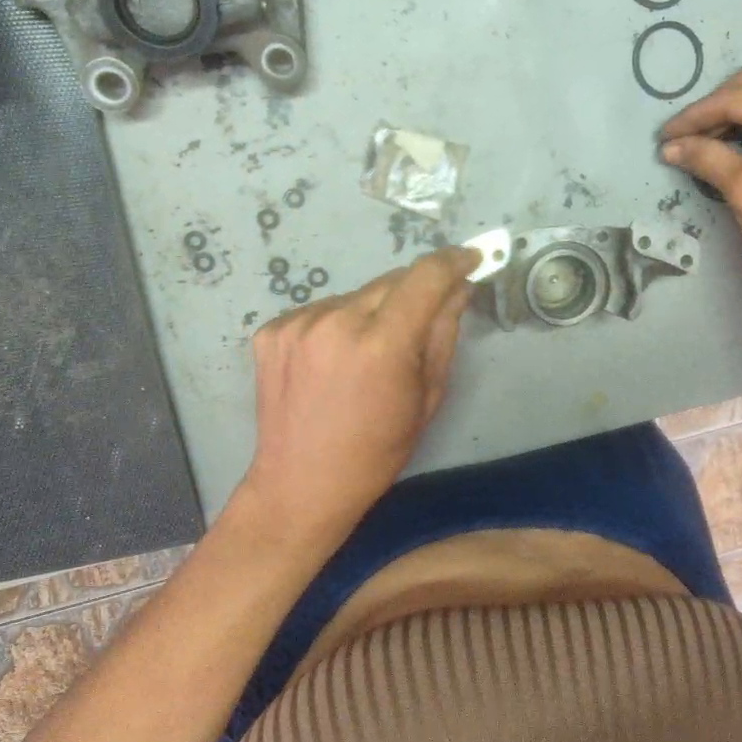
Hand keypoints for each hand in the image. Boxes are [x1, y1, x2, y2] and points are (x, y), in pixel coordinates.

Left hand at [237, 247, 477, 545]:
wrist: (302, 484)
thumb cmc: (378, 450)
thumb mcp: (427, 396)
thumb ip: (443, 334)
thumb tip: (458, 288)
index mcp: (382, 344)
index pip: (426, 277)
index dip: (454, 261)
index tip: (470, 258)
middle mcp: (336, 322)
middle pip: (391, 282)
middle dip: (414, 294)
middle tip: (421, 321)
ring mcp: (297, 324)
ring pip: (355, 296)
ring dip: (372, 311)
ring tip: (368, 354)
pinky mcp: (271, 330)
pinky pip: (321, 311)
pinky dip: (337, 324)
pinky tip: (334, 361)